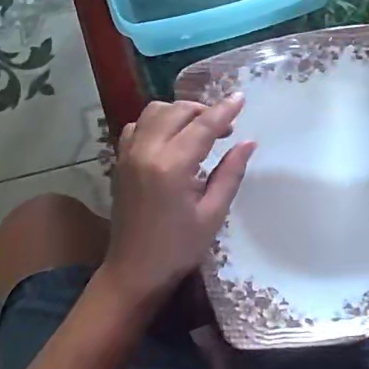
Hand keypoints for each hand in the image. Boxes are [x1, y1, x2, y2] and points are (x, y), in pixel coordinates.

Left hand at [101, 96, 256, 301]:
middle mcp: (146, 151)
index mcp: (171, 166)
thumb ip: (230, 173)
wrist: (133, 271)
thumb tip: (248, 143)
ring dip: (179, 113)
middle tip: (225, 128)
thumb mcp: (213, 213)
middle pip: (177, 111)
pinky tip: (171, 139)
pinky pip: (137, 126)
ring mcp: (128, 154)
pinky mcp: (120, 161)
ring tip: (199, 130)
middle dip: (204, 111)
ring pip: (154, 112)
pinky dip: (156, 123)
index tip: (242, 97)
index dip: (225, 110)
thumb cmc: (178, 248)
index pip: (203, 126)